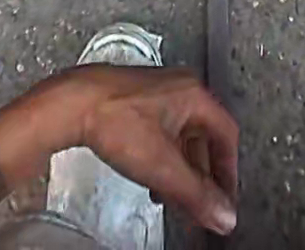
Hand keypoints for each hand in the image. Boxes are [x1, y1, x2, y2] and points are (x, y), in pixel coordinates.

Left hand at [0, 65, 239, 234]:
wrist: (75, 102)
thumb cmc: (118, 122)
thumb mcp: (163, 166)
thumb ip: (197, 194)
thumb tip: (225, 216)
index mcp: (194, 95)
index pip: (226, 135)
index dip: (228, 172)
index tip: (224, 201)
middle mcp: (180, 87)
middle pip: (205, 136)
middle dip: (202, 176)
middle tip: (201, 207)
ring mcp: (159, 90)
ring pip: (182, 136)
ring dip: (183, 170)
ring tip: (175, 200)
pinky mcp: (140, 98)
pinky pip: (164, 131)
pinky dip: (165, 158)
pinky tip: (153, 180)